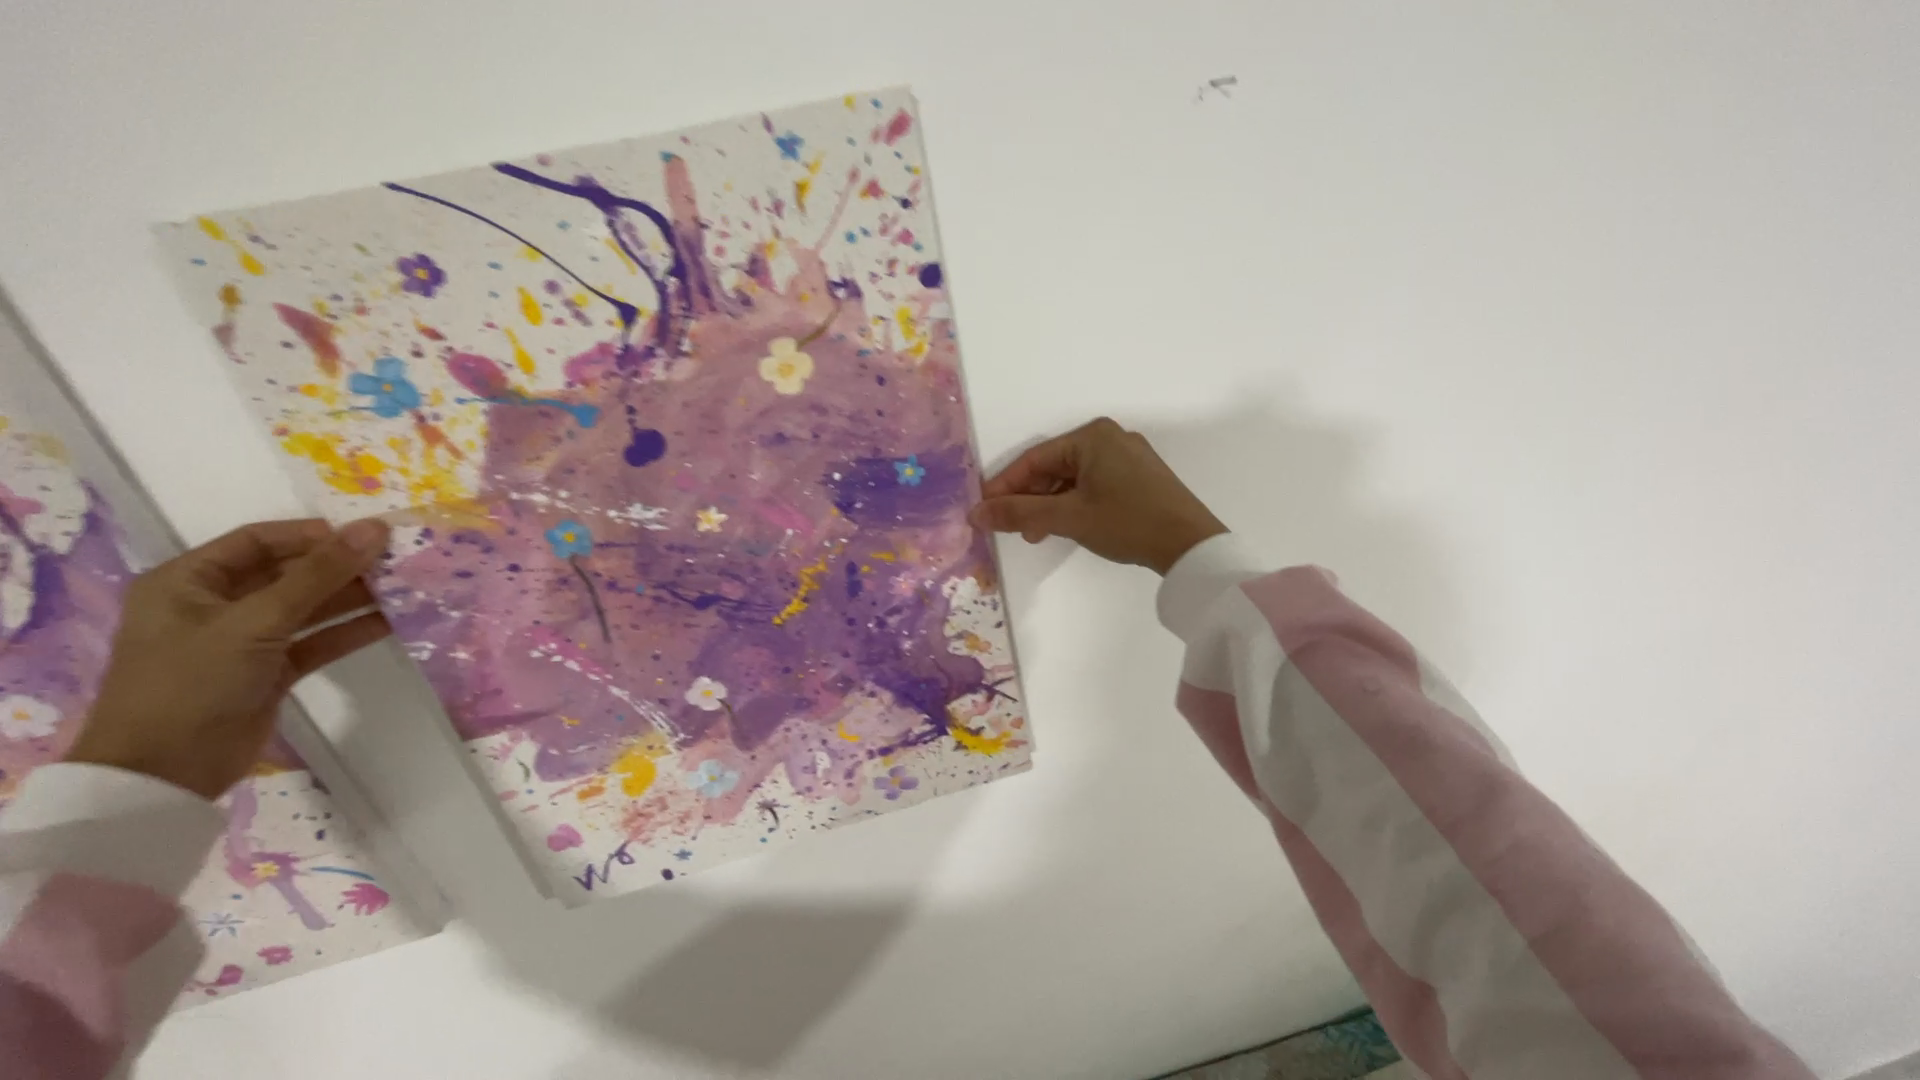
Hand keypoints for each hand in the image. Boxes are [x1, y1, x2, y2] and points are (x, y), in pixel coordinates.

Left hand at [66, 518, 392, 798]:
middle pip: (289, 573)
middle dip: (341, 566)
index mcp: (189, 581)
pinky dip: (350, 631)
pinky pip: (316, 640)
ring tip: (404, 587)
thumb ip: (319, 575)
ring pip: (308, 607)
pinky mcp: (270, 671)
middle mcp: (216, 604)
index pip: (259, 541)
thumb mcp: (256, 621)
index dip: (313, 535)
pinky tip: (391, 622)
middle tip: (395, 560)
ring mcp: (245, 640)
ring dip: (353, 597)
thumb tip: (375, 529)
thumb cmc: (193, 681)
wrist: (165, 773)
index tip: (365, 535)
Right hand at [971, 417, 1226, 573]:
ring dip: (1050, 505)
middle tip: (1010, 527)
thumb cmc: (1127, 522)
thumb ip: (1019, 513)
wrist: (1191, 545)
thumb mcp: (1068, 518)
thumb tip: (976, 514)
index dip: (1005, 486)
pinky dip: (1074, 504)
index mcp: (1092, 436)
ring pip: (1073, 478)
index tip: (983, 510)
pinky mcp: (1139, 477)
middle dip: (1029, 498)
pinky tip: (1065, 526)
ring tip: (1036, 534)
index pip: (1034, 459)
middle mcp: (1110, 438)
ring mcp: (1128, 457)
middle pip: (1053, 467)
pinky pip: (1093, 484)